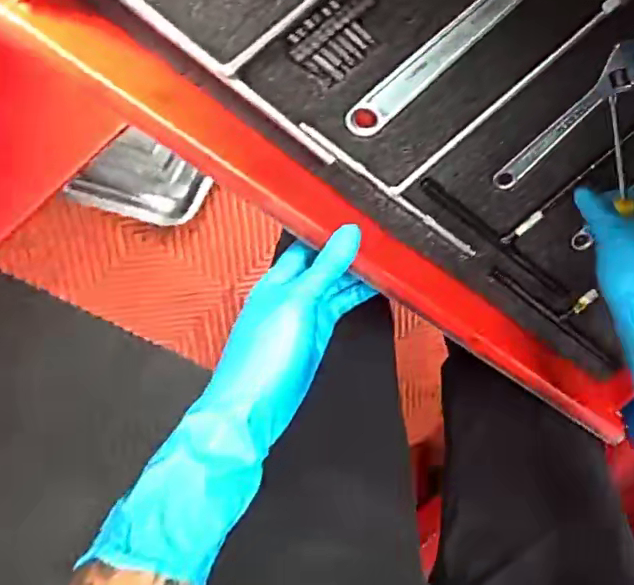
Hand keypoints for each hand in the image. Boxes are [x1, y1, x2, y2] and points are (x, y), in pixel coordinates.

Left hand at [196, 224, 378, 458]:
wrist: (249, 414)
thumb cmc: (258, 361)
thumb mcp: (298, 302)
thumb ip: (325, 266)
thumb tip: (347, 233)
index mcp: (278, 279)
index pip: (309, 243)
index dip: (333, 230)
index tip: (359, 220)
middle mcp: (291, 293)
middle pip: (325, 261)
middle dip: (350, 249)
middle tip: (378, 238)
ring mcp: (304, 314)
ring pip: (336, 282)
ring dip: (358, 271)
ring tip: (383, 258)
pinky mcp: (316, 333)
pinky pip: (342, 303)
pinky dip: (358, 293)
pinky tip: (374, 287)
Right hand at [574, 188, 633, 427]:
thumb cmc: (630, 273)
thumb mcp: (607, 233)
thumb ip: (595, 209)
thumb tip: (583, 192)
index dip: (611, 197)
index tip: (593, 207)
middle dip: (610, 220)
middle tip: (594, 228)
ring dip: (614, 239)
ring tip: (600, 247)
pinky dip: (621, 257)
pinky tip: (610, 267)